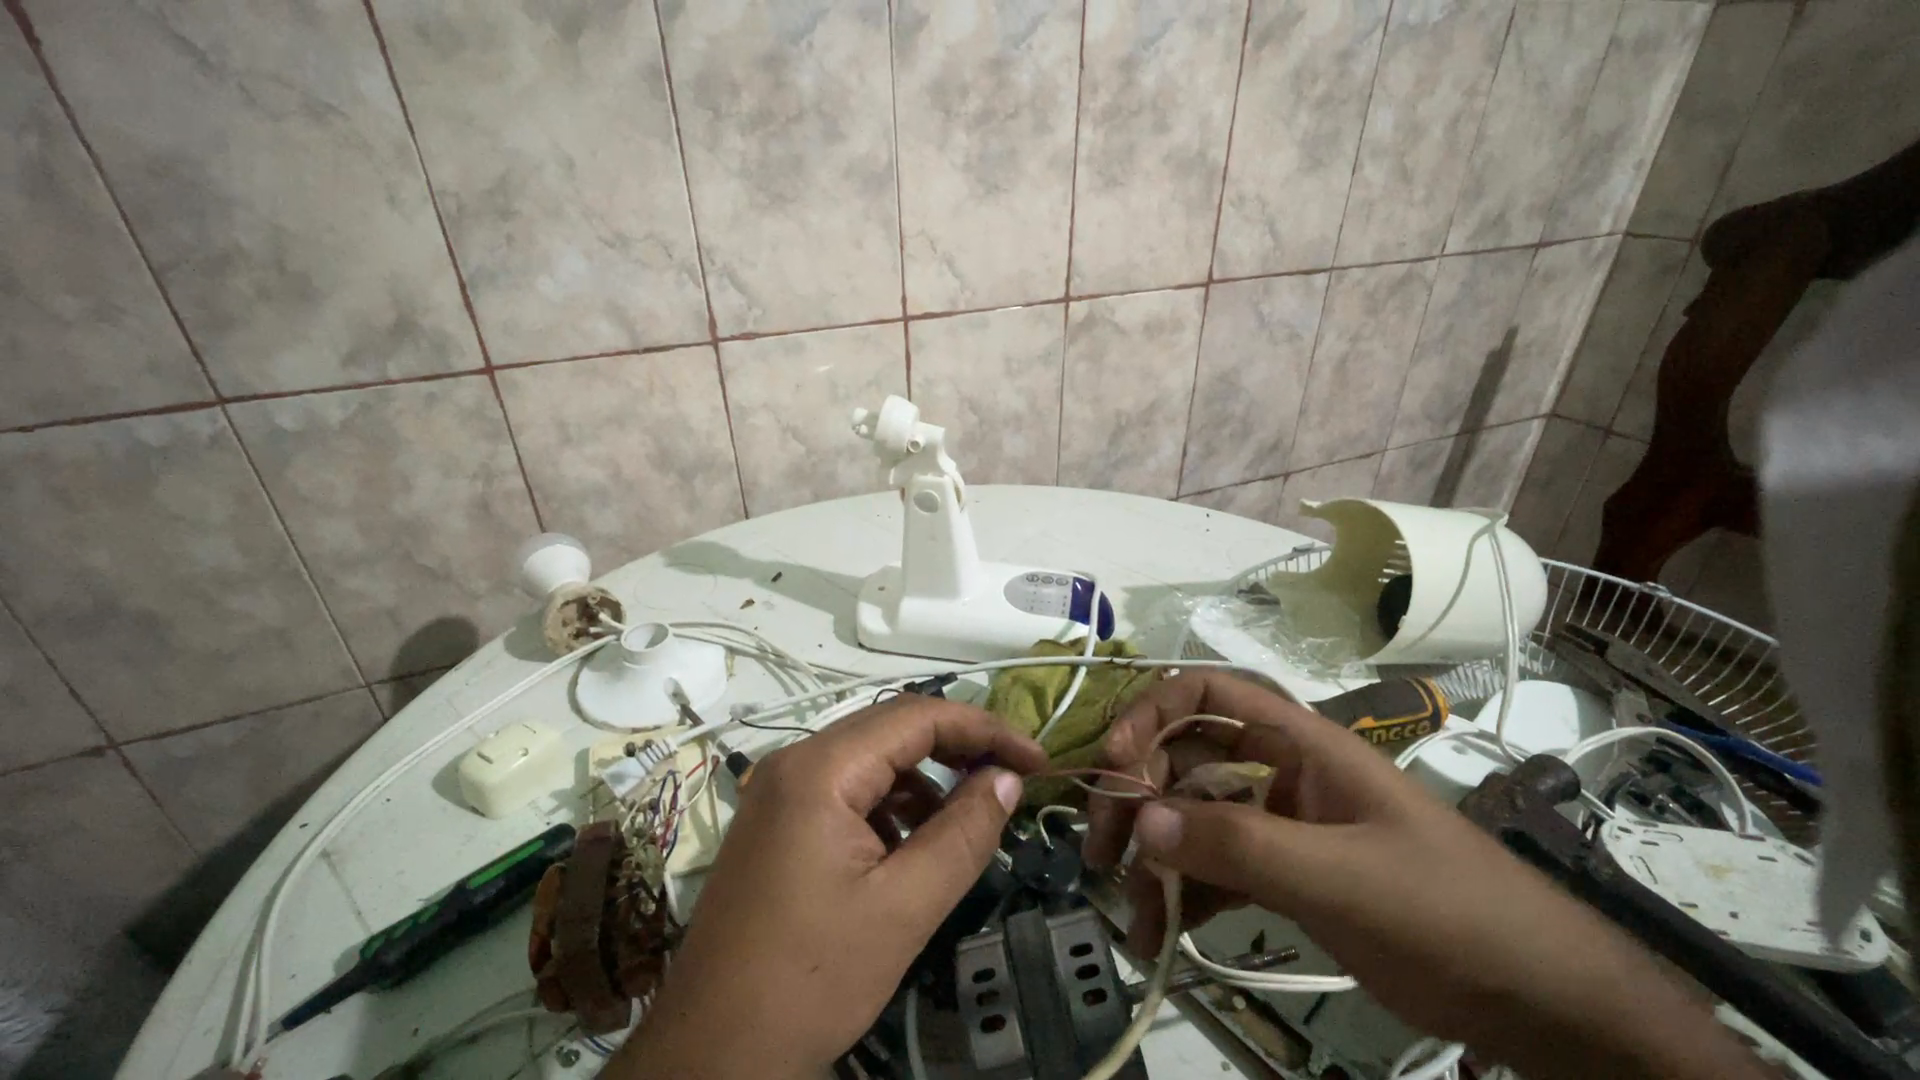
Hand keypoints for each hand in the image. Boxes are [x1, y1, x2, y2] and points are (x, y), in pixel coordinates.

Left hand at [615, 695, 1046, 1079]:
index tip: (1037, 760)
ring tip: (968, 823)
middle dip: (958, 750)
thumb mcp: (904, 907)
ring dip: (925, 782)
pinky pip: (846, 793)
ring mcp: (778, 792)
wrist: (712, 1051)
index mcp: (819, 769)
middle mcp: (793, 763)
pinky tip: (913, 849)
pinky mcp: (776, 823)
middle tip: (1013, 781)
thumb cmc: (812, 978)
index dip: (985, 730)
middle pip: (891, 730)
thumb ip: (963, 833)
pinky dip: (891, 807)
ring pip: (870, 761)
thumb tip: (1007, 779)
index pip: (917, 717)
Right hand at [1085, 672, 1770, 1079]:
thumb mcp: (1344, 877)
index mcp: (1302, 745)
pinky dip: (1180, 899)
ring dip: (1153, 863)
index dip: (1152, 714)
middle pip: (1184, 762)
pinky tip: (1159, 939)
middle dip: (1137, 802)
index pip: (1210, 695)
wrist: (1537, 999)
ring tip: (1133, 921)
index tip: (1115, 765)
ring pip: (1191, 822)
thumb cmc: (1450, 913)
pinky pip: (1212, 872)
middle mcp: (1282, 775)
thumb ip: (1242, 846)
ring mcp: (1281, 828)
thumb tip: (1143, 819)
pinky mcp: (1285, 879)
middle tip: (1103, 854)